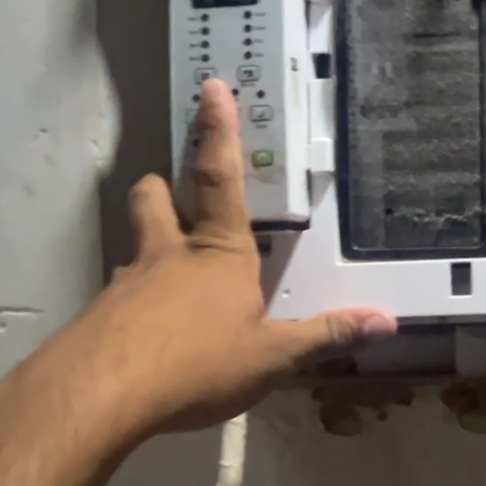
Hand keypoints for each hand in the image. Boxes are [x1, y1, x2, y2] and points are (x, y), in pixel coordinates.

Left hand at [36, 78, 395, 440]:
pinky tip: (149, 336)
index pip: (222, 179)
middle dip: (163, 186)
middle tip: (168, 186)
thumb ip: (328, 334)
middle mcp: (170, 256)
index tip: (210, 87)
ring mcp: (128, 284)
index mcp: (220, 254)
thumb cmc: (198, 363)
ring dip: (150, 245)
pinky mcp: (100, 319)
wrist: (97, 398)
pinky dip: (136, 303)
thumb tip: (388, 321)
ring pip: (136, 246)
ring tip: (169, 275)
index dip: (218, 132)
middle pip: (155, 200)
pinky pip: (122, 297)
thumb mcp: (275, 355)